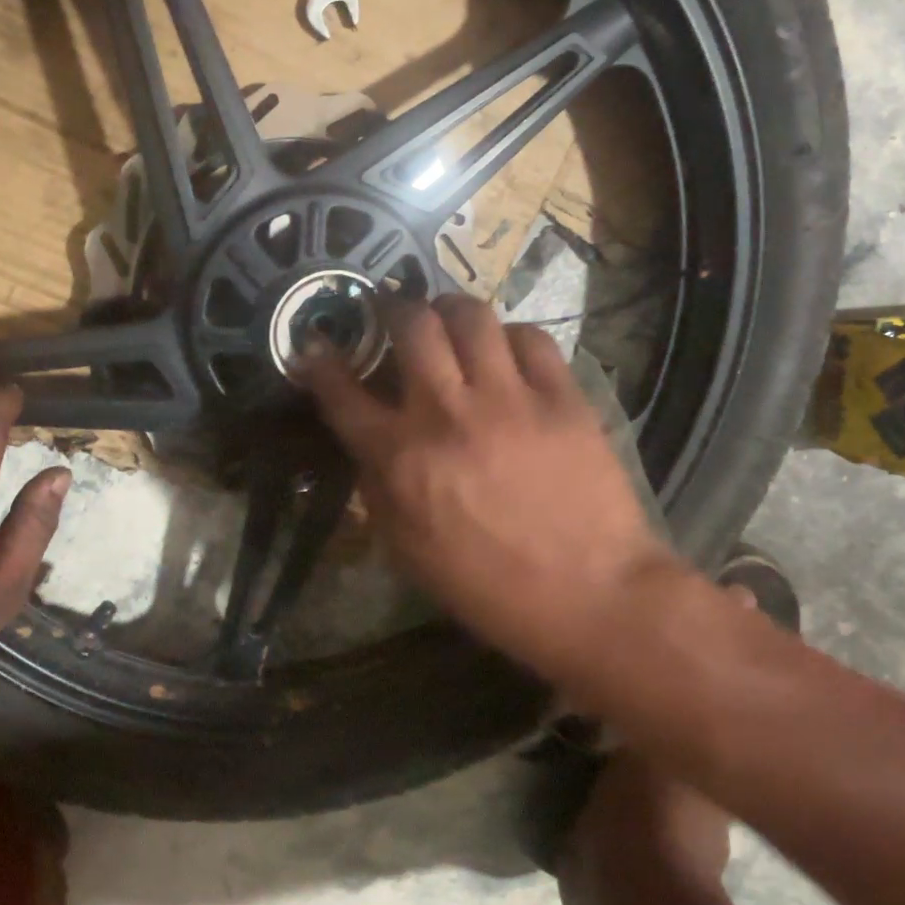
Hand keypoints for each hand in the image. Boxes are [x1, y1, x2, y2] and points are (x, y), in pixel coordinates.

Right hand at [304, 295, 677, 679]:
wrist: (590, 597)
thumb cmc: (487, 586)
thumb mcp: (406, 550)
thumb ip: (376, 487)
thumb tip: (365, 441)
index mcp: (400, 457)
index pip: (342, 392)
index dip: (319, 362)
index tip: (314, 346)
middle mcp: (447, 413)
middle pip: (410, 324)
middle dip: (392, 308)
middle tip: (393, 315)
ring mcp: (509, 398)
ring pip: (470, 316)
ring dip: (449, 311)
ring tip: (448, 322)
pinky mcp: (562, 397)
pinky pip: (531, 337)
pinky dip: (510, 337)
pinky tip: (506, 354)